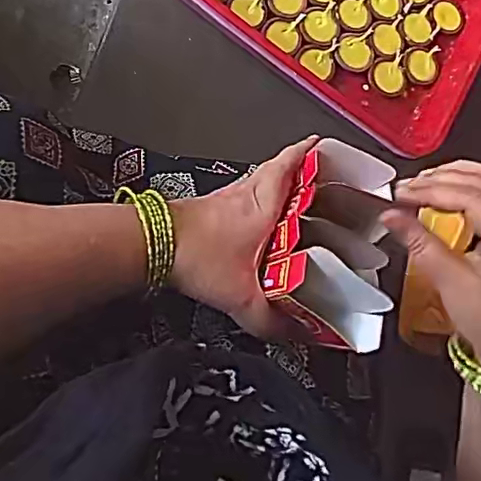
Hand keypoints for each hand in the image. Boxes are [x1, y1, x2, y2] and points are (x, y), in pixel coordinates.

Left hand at [169, 137, 318, 338]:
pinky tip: (264, 223)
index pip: (291, 163)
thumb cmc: (196, 255)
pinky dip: (261, 200)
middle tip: (319, 174)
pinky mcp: (215, 207)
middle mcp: (247, 193)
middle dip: (301, 166)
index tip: (325, 145)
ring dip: (280, 183)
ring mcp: (229, 197)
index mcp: (263, 203)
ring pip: (262, 181)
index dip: (310, 150)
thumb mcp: (242, 297)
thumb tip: (297, 334)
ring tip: (299, 200)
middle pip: (279, 167)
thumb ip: (273, 321)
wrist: (155, 243)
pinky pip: (247, 195)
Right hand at [383, 161, 480, 375]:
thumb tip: (393, 215)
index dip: (434, 191)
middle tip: (405, 189)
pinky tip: (440, 188)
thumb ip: (422, 245)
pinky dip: (462, 183)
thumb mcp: (453, 286)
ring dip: (451, 176)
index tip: (403, 194)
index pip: (474, 198)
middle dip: (439, 180)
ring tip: (419, 185)